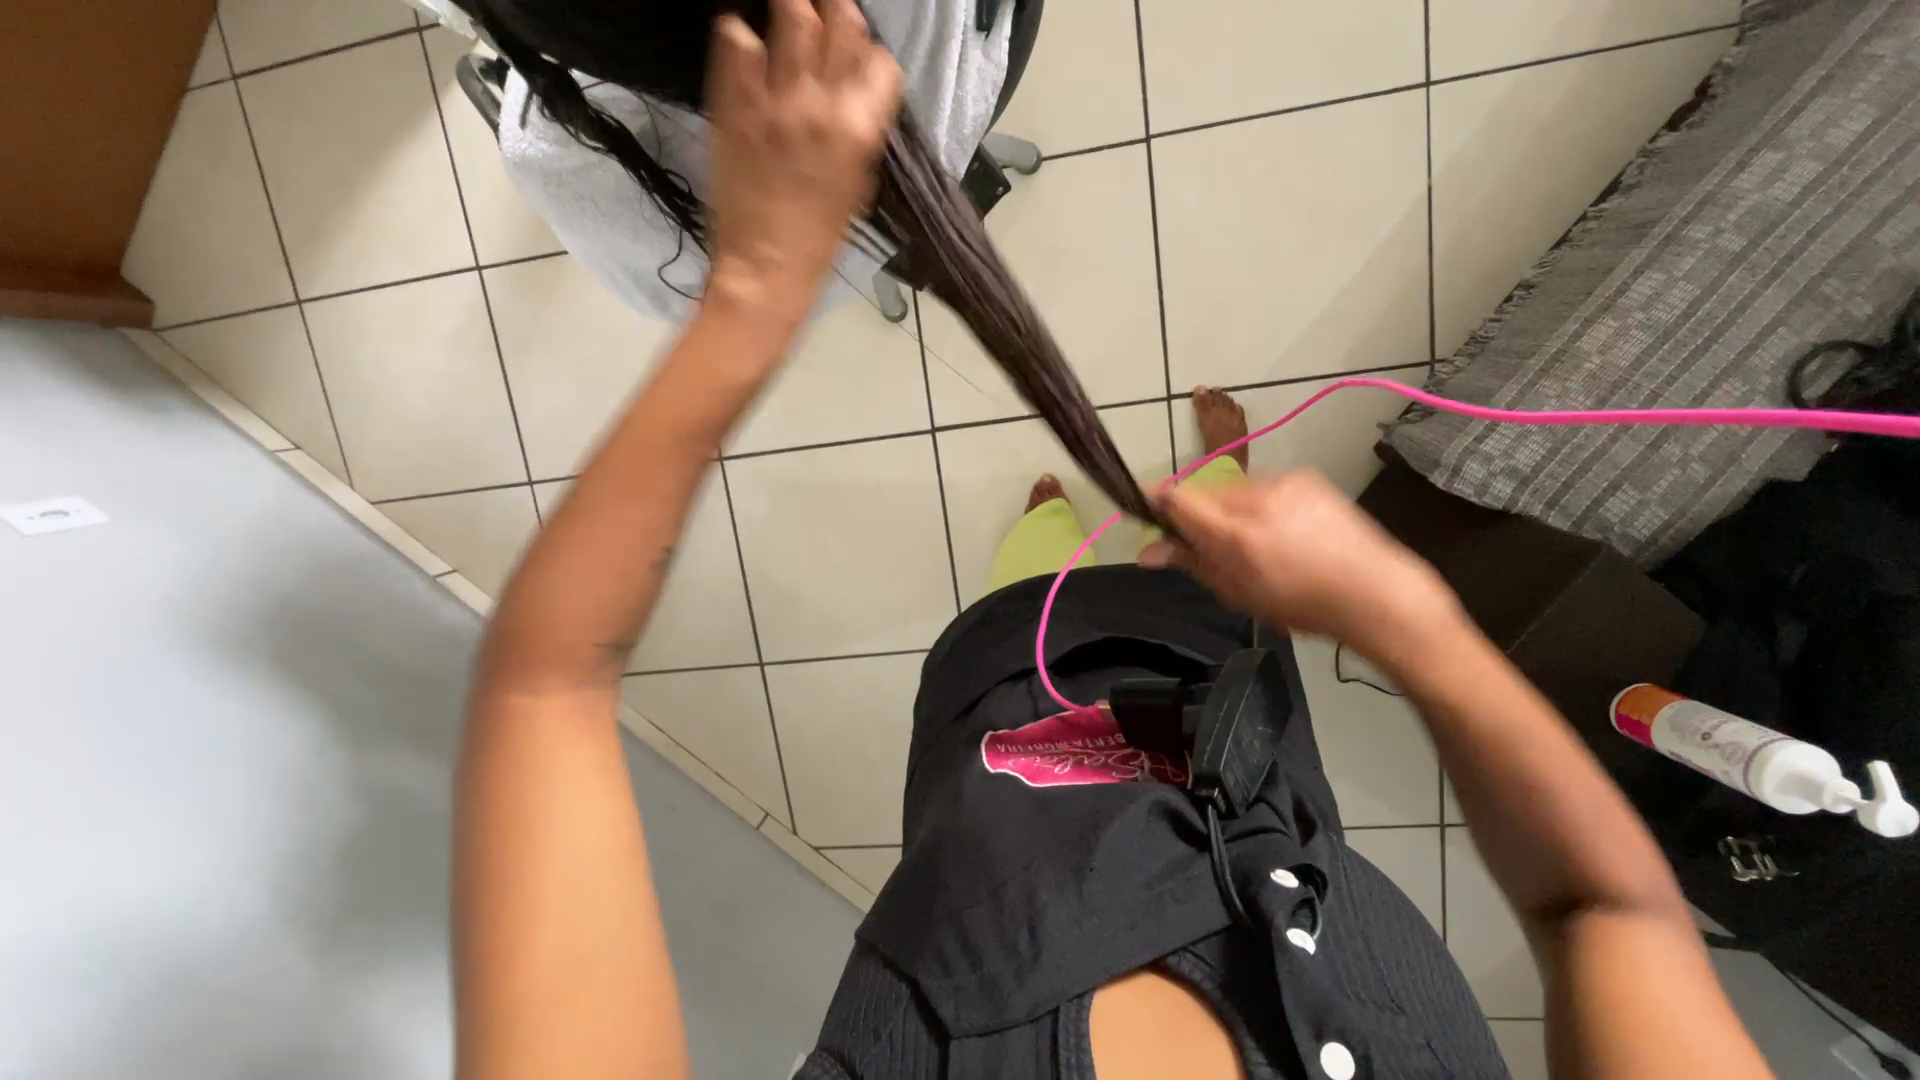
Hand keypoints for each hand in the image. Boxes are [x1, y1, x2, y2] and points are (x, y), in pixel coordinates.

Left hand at [703, 0, 902, 320]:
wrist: (764, 268)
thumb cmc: (819, 240)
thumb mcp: (857, 187)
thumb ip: (859, 134)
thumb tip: (856, 98)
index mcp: (860, 131)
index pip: (881, 63)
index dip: (872, 55)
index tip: (860, 58)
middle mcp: (822, 106)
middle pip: (838, 23)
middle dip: (835, 12)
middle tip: (824, 13)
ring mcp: (775, 101)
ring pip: (790, 17)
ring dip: (791, 8)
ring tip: (786, 12)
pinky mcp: (733, 105)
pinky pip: (736, 41)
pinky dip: (740, 34)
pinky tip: (745, 43)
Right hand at [1140, 470, 1465, 663]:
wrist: (1375, 592)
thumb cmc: (1301, 604)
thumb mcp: (1238, 592)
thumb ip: (1191, 563)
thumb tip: (1146, 553)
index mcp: (1235, 533)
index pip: (1176, 497)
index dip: (1155, 500)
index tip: (1146, 510)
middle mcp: (1255, 498)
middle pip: (1205, 493)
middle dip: (1200, 514)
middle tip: (1212, 547)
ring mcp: (1283, 483)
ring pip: (1234, 490)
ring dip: (1232, 510)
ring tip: (1257, 543)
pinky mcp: (1305, 478)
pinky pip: (1265, 487)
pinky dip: (1261, 504)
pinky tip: (1283, 532)